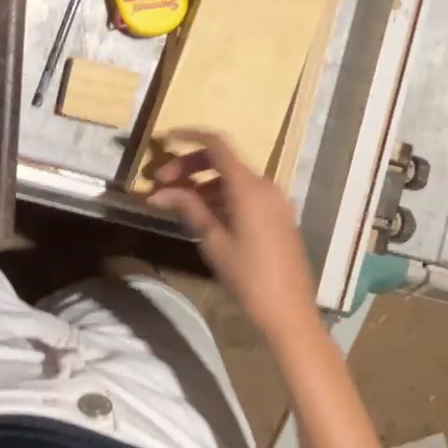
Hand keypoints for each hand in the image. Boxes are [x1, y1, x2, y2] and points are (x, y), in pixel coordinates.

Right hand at [146, 129, 313, 315]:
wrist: (289, 311)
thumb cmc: (248, 275)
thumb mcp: (213, 240)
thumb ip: (187, 208)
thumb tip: (158, 192)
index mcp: (248, 187)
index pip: (216, 145)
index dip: (189, 136)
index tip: (165, 139)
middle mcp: (265, 186)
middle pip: (222, 161)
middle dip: (190, 167)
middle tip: (162, 184)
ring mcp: (275, 201)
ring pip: (232, 180)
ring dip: (204, 185)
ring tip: (179, 205)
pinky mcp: (278, 216)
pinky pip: (246, 195)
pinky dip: (222, 197)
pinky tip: (205, 217)